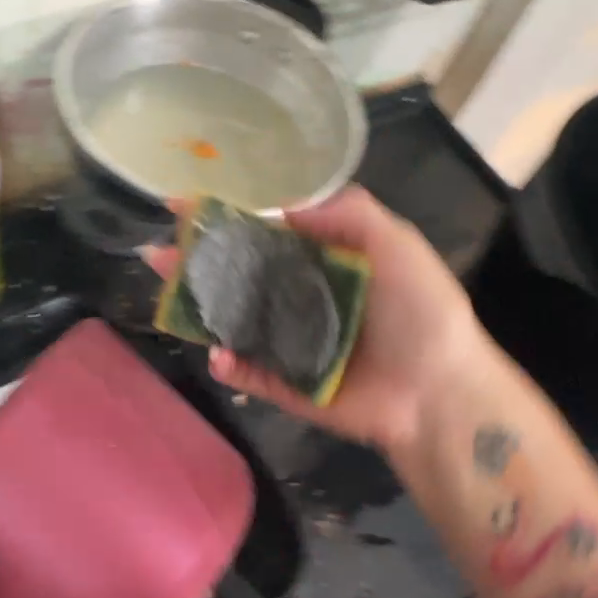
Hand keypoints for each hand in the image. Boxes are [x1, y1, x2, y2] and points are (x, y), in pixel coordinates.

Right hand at [147, 186, 487, 448]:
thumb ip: (347, 215)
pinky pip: (250, 375)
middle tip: (159, 254)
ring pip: (235, 326)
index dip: (228, 221)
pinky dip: (230, 366)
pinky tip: (218, 354)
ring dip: (200, 312)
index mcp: (323, 266)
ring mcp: (290, 347)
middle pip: (239, 280)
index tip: (186, 206)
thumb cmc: (422, 312)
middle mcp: (300, 302)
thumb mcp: (396, 245)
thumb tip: (281, 207)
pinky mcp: (287, 387)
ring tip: (168, 297)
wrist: (438, 391)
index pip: (265, 237)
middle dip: (197, 266)